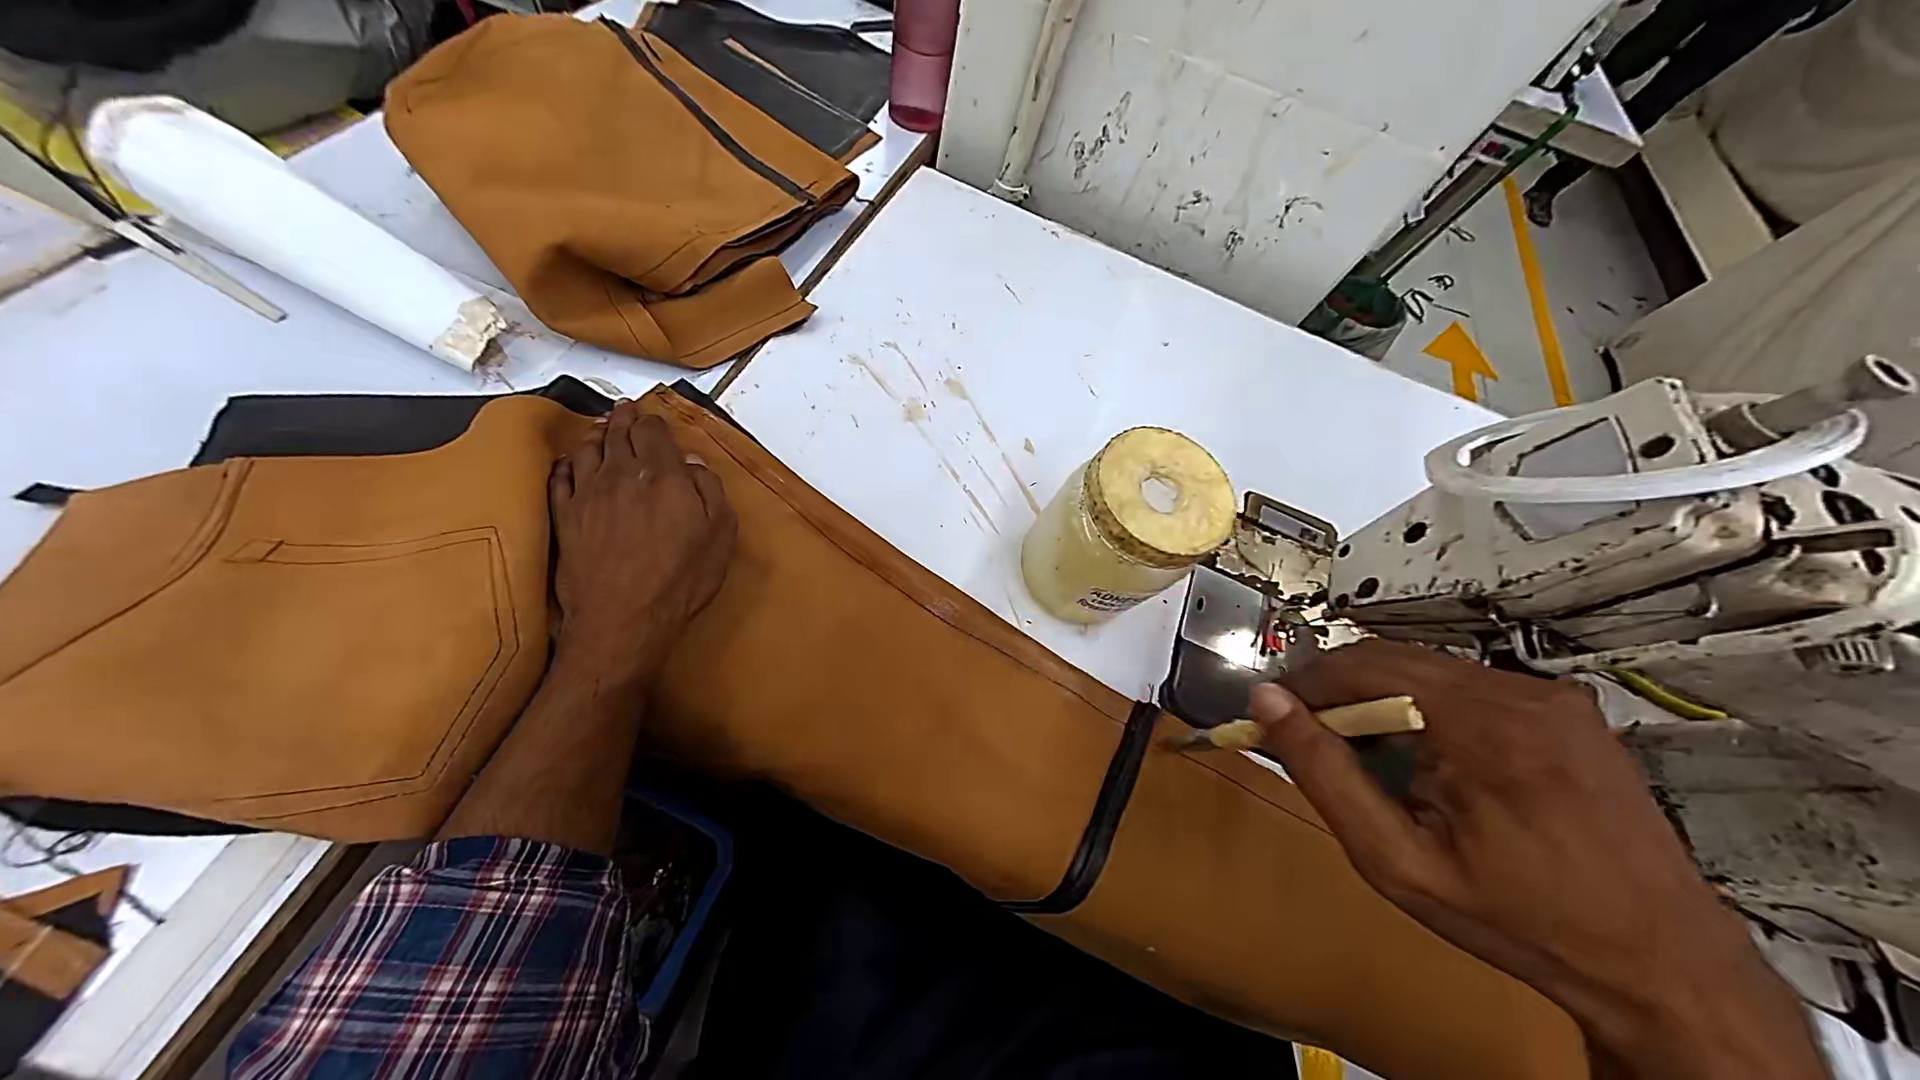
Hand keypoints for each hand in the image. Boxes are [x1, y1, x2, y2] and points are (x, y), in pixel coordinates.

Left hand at [547, 400, 736, 690]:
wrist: (623, 618)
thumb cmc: (680, 578)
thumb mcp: (719, 533)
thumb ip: (709, 490)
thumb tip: (693, 463)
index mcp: (662, 475)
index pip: (652, 433)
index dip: (653, 421)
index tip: (652, 417)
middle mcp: (620, 475)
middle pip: (617, 434)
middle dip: (623, 419)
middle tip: (625, 410)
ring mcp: (587, 496)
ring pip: (586, 450)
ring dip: (594, 435)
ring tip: (599, 429)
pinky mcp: (564, 519)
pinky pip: (559, 479)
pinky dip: (565, 464)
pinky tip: (568, 462)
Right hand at [1251, 640, 1822, 1079]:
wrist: (1665, 968)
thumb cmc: (1523, 923)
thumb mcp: (1396, 860)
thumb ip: (1322, 771)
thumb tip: (1267, 702)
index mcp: (1484, 725)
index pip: (1360, 666)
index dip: (1304, 686)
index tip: (1274, 715)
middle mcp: (1524, 693)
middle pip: (1391, 658)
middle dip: (1337, 690)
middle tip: (1308, 736)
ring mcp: (1552, 696)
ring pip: (1424, 667)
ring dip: (1378, 698)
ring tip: (1363, 754)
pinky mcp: (1565, 708)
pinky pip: (1464, 684)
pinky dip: (1422, 706)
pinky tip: (1422, 755)